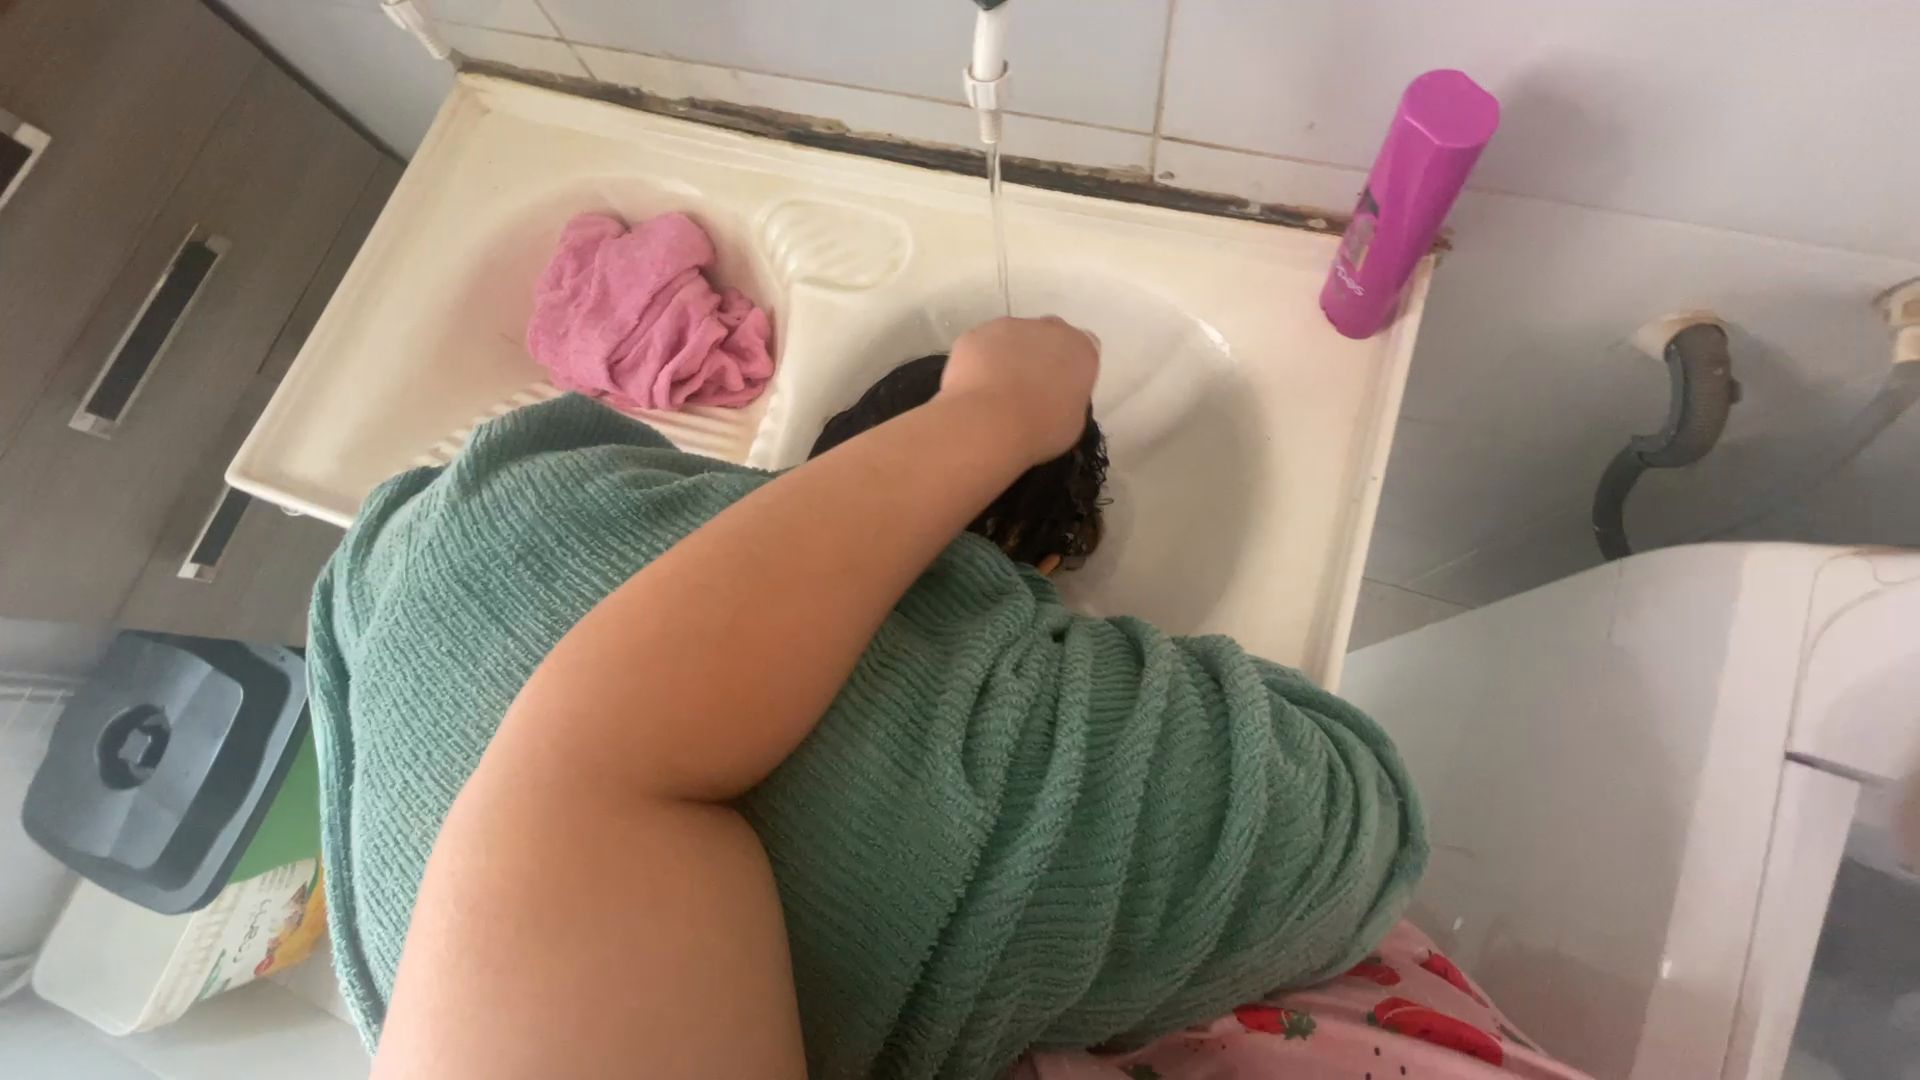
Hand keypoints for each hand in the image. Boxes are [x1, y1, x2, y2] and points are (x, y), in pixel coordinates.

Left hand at [940, 316, 1099, 464]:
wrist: (989, 423)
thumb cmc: (1040, 429)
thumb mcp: (1072, 423)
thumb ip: (1070, 400)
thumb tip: (1056, 399)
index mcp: (1081, 350)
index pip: (1082, 349)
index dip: (1068, 368)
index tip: (1058, 389)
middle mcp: (1049, 328)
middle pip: (1047, 337)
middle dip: (1038, 356)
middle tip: (1025, 390)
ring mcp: (1009, 326)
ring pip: (1011, 338)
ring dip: (1006, 358)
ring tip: (994, 393)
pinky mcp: (976, 333)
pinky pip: (980, 346)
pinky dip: (978, 362)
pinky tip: (973, 388)